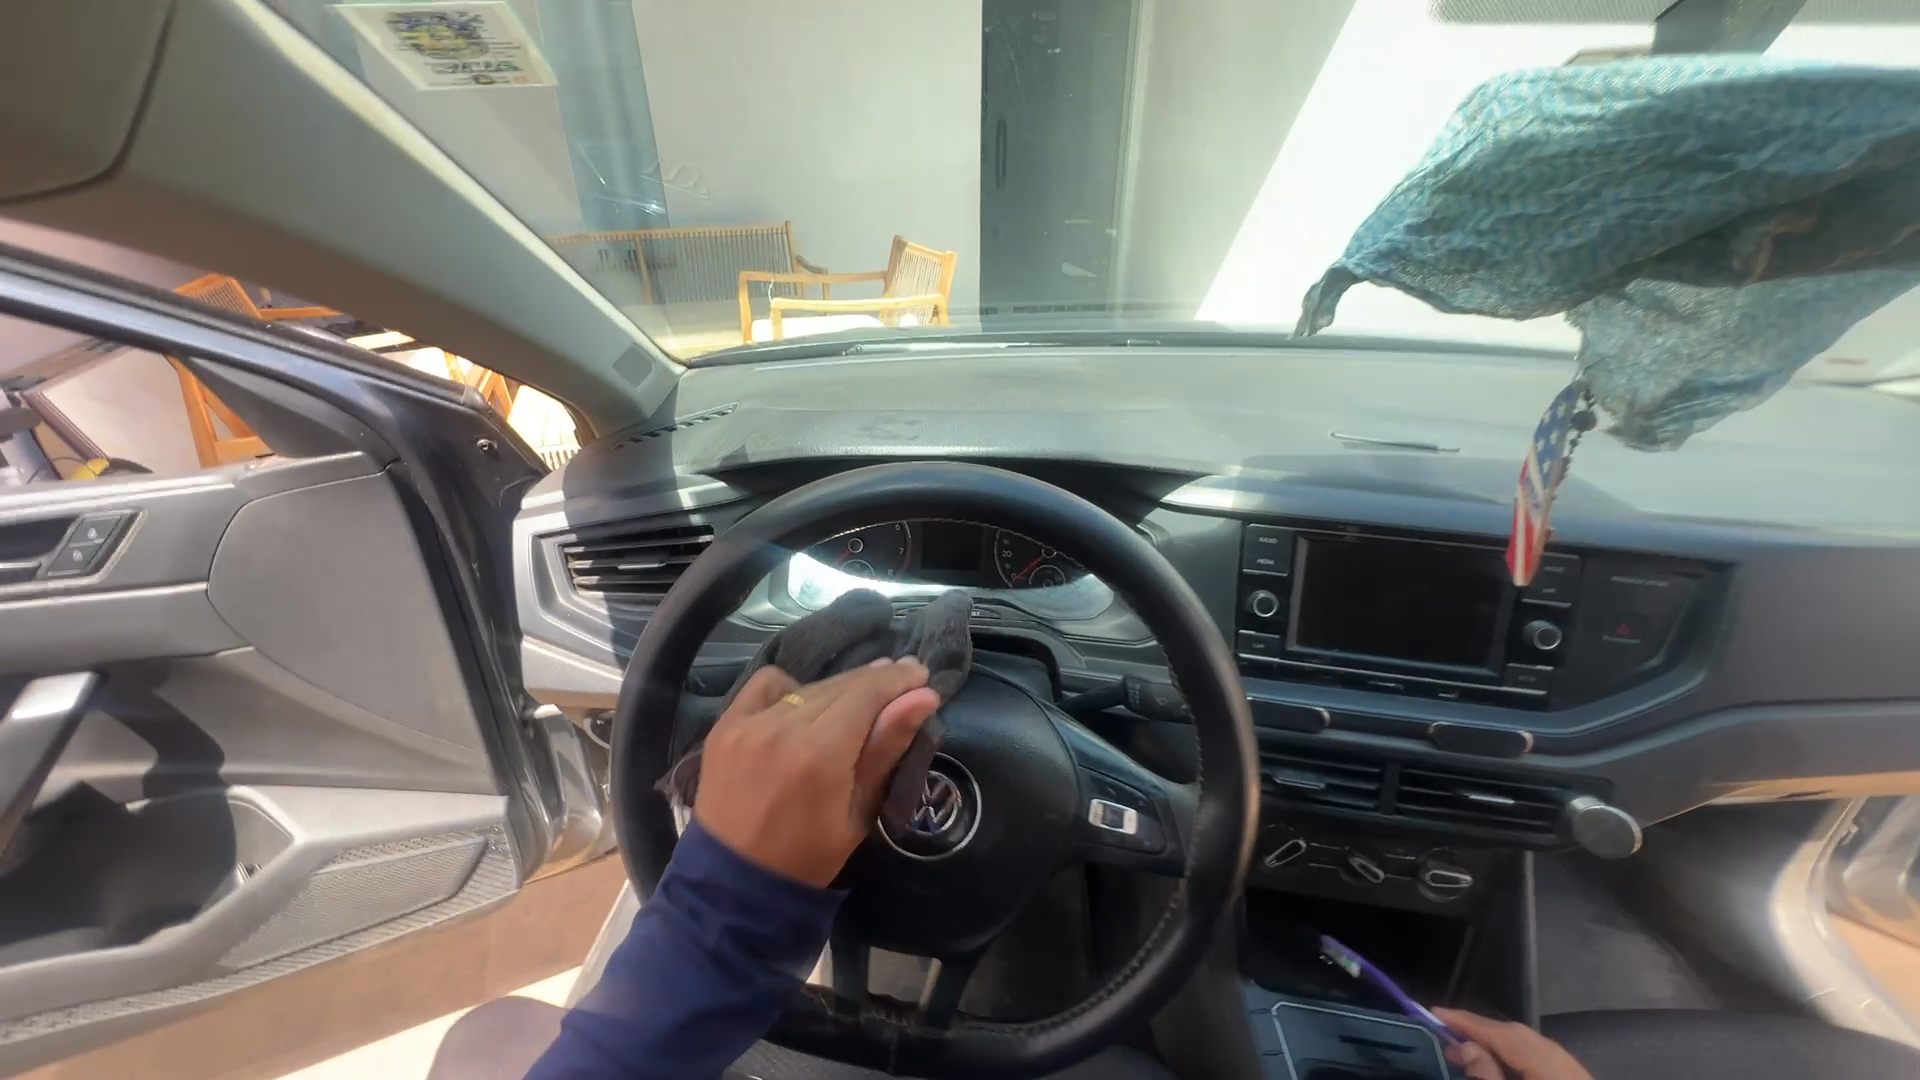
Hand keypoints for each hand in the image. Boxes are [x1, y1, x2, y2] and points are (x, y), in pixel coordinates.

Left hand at [694, 657, 942, 886]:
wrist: (733, 884)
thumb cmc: (808, 856)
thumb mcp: (860, 810)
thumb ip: (888, 746)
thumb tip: (924, 696)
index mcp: (821, 752)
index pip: (868, 693)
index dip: (898, 679)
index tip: (921, 673)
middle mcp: (783, 726)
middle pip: (841, 684)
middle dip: (876, 680)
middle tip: (902, 680)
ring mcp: (749, 722)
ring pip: (809, 685)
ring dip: (840, 687)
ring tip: (858, 698)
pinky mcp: (726, 724)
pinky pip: (767, 684)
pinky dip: (791, 687)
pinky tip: (804, 703)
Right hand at [1433, 1009, 1592, 1079]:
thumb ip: (1490, 1076)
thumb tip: (1467, 1046)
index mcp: (1549, 1066)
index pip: (1503, 1034)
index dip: (1467, 1020)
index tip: (1434, 1012)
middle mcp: (1566, 1062)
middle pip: (1518, 1034)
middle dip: (1481, 1029)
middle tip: (1446, 1033)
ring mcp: (1577, 1071)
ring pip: (1532, 1043)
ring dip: (1497, 1040)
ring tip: (1468, 1049)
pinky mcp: (1577, 1078)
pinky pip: (1544, 1056)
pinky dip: (1517, 1053)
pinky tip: (1501, 1061)